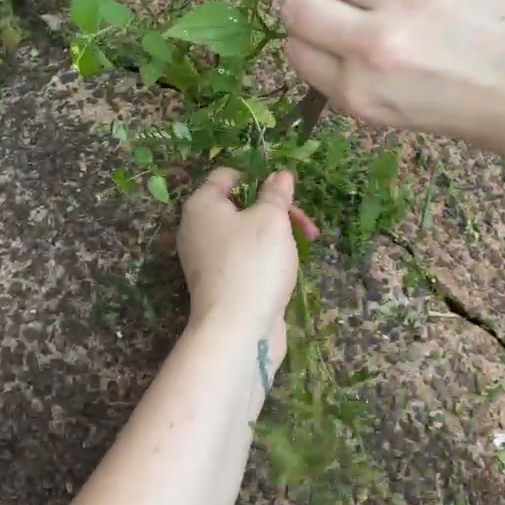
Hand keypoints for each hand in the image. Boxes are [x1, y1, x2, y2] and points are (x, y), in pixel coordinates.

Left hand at [177, 169, 317, 360]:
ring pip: (245, 234)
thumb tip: (280, 174)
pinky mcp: (220, 283)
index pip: (226, 176)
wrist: (236, 329)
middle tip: (306, 225)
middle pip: (240, 206)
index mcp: (202, 205)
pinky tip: (287, 267)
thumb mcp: (271, 219)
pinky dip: (265, 257)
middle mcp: (197, 228)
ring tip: (307, 244)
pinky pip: (244, 258)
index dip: (256, 175)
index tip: (285, 188)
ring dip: (276, 234)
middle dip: (276, 210)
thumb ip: (276, 194)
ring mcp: (207, 258)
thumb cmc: (253, 263)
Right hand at [281, 0, 504, 163]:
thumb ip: (368, 80)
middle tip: (348, 5)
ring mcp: (411, 0)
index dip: (311, 39)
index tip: (331, 34)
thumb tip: (343, 35)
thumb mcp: (415, 117)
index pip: (297, 49)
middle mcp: (374, 48)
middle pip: (299, 3)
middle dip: (315, 2)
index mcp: (364, 95)